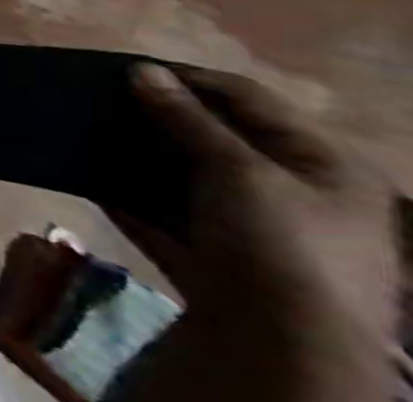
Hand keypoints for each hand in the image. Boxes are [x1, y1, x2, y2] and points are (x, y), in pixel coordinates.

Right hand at [113, 64, 397, 400]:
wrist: (280, 343)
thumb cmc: (276, 241)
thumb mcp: (236, 170)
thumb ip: (187, 118)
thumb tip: (141, 70)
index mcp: (323, 166)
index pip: (248, 98)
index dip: (188, 78)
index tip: (126, 69)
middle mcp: (297, 194)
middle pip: (216, 138)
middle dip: (156, 118)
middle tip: (103, 100)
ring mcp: (254, 230)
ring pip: (185, 177)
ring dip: (138, 156)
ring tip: (89, 133)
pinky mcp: (214, 257)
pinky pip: (163, 215)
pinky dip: (128, 197)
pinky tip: (89, 179)